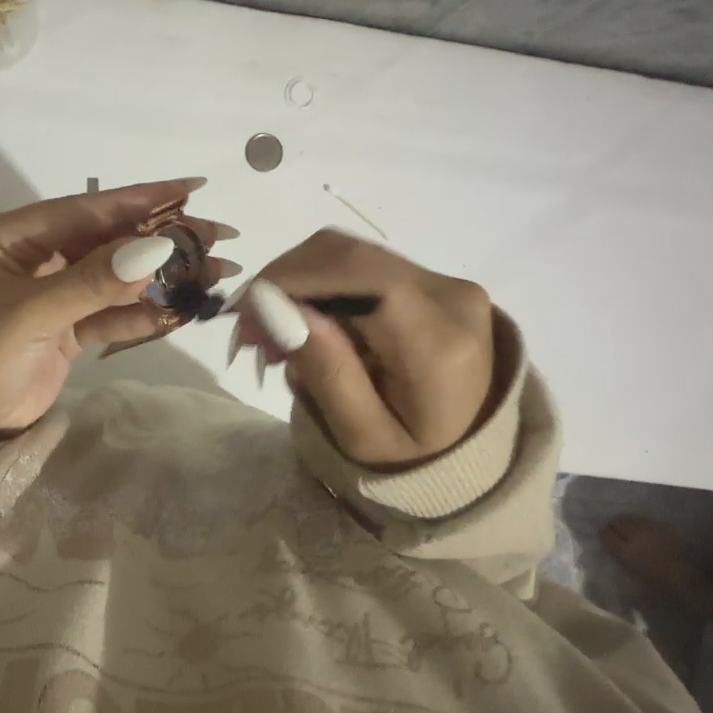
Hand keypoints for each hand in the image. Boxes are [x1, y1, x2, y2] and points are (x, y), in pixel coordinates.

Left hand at [0, 178, 234, 436]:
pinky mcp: (68, 327)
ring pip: (118, 276)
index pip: (87, 209)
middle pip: (110, 239)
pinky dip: (144, 313)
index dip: (140, 200)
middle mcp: (38, 256)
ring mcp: (56, 292)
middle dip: (162, 239)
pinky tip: (180, 310)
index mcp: (15, 237)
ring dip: (162, 277)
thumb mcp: (31, 314)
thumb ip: (91, 283)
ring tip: (213, 272)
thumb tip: (153, 252)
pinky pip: (113, 313)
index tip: (192, 191)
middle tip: (218, 236)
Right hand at [233, 229, 504, 467]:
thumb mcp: (361, 435)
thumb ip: (326, 371)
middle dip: (283, 282)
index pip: (356, 279)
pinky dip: (318, 287)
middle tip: (246, 333)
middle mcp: (450, 297)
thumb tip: (277, 307)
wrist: (470, 450)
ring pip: (349, 254)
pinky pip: (361, 267)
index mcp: (438, 343)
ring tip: (270, 335)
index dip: (289, 281)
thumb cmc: (411, 458)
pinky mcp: (433, 280)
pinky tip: (302, 325)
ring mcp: (445, 283)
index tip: (242, 318)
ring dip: (296, 283)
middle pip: (348, 255)